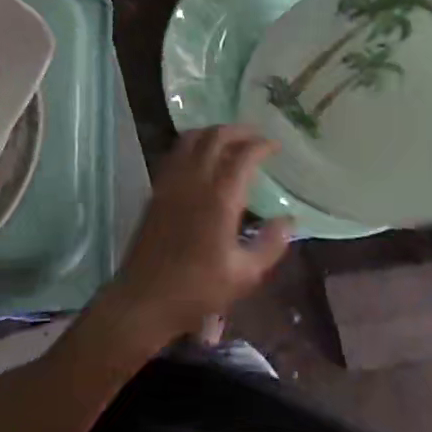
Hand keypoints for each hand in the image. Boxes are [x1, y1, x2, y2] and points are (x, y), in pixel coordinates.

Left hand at [92, 126, 292, 352]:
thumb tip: (288, 220)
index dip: (262, 145)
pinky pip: (175, 153)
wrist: (143, 301)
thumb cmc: (197, 289)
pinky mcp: (156, 191)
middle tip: (255, 136)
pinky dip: (193, 145)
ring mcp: (171, 183)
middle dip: (238, 131)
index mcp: (220, 197)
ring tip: (229, 141)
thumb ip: (271, 244)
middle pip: (216, 137)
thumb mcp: (245, 275)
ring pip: (191, 139)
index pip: (244, 155)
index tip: (275, 146)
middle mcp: (195, 181)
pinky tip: (201, 159)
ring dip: (213, 133)